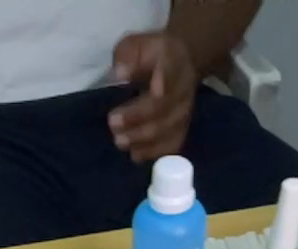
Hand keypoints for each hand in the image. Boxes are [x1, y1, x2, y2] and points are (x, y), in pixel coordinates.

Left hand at [110, 32, 198, 161]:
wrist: (181, 64)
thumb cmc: (150, 55)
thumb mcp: (136, 44)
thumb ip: (127, 55)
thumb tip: (118, 74)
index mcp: (173, 59)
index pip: (170, 70)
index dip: (164, 80)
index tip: (155, 90)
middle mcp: (183, 87)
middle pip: (164, 106)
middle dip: (137, 117)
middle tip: (112, 123)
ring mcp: (185, 111)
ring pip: (167, 130)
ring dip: (142, 139)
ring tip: (119, 141)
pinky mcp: (182, 129)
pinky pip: (170, 145)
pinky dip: (153, 152)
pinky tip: (135, 154)